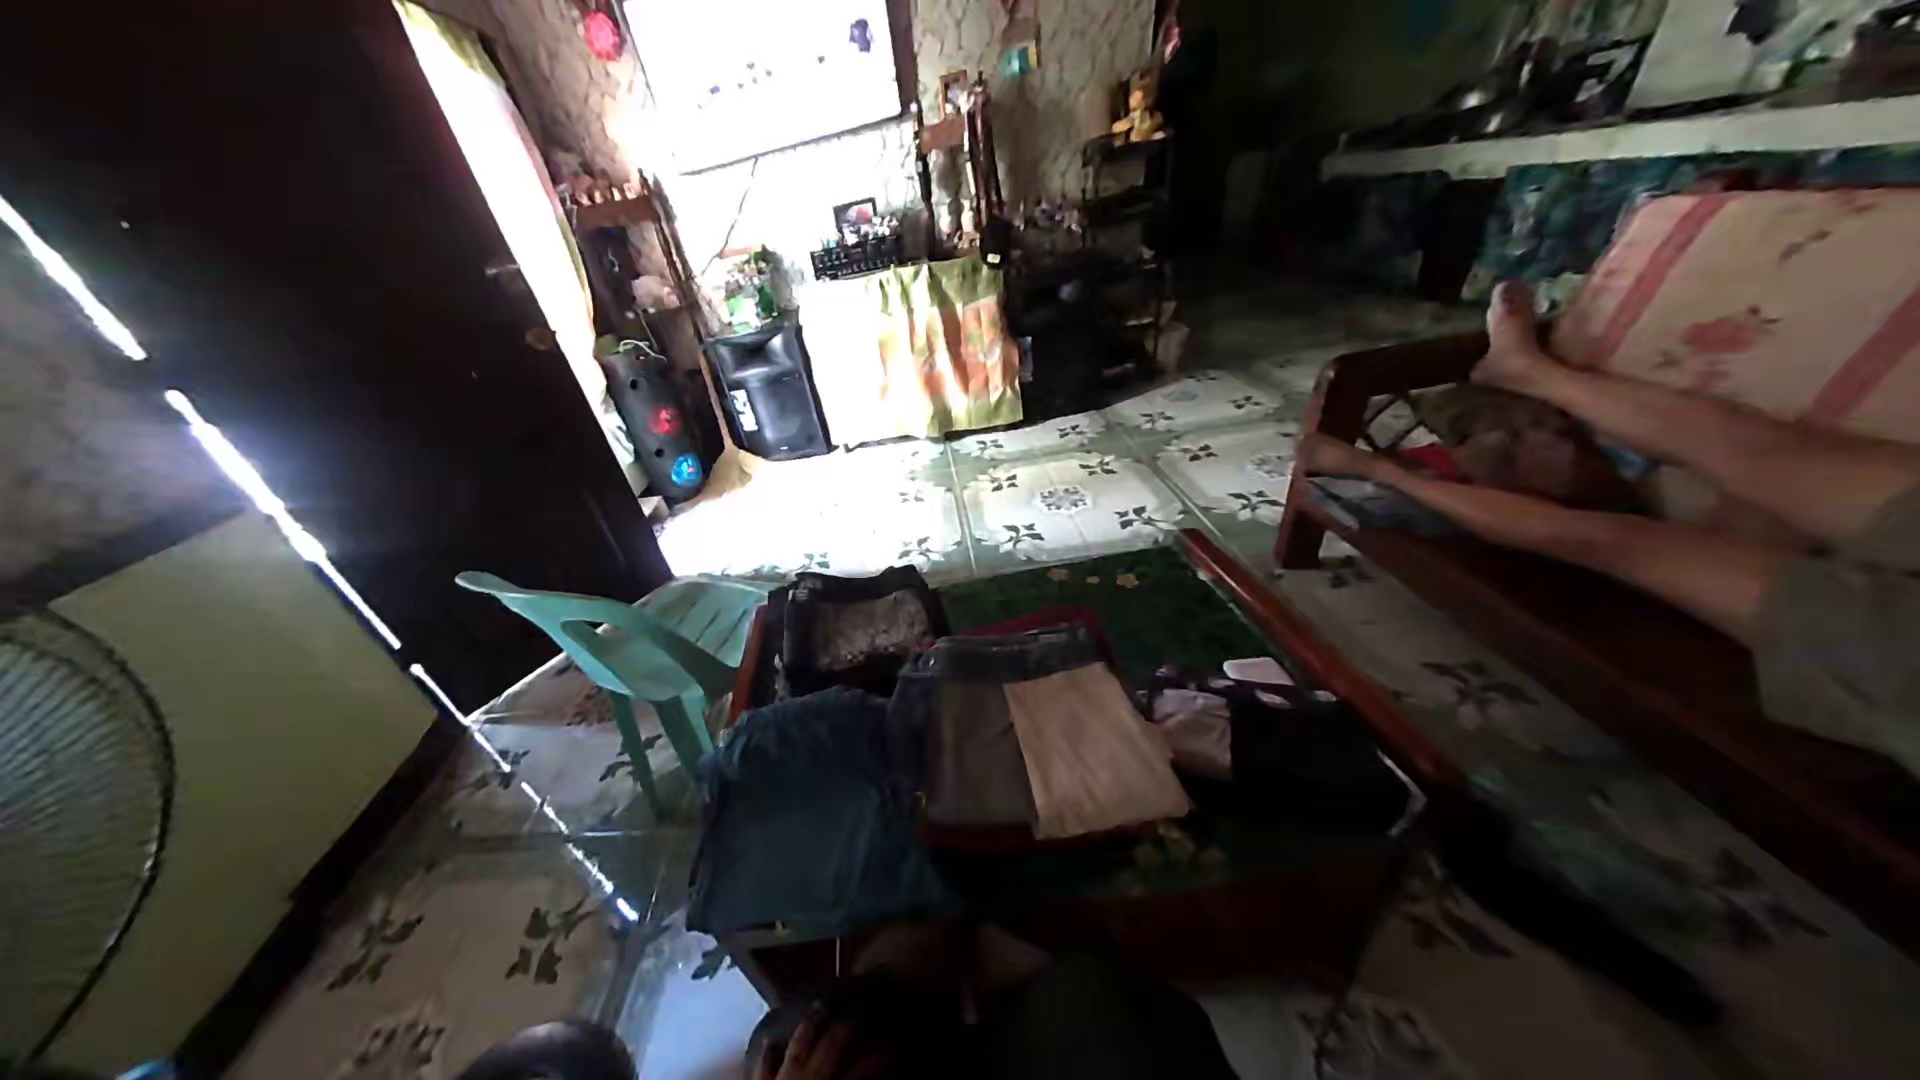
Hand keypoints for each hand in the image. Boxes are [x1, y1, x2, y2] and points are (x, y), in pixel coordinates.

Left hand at [752, 1008, 889, 1079]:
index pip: (862, 1069)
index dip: (878, 1053)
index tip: (891, 1038)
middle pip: (832, 1045)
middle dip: (846, 1027)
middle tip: (859, 1014)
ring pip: (799, 1046)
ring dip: (810, 1025)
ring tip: (820, 1006)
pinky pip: (763, 1070)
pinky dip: (768, 1056)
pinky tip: (772, 1043)